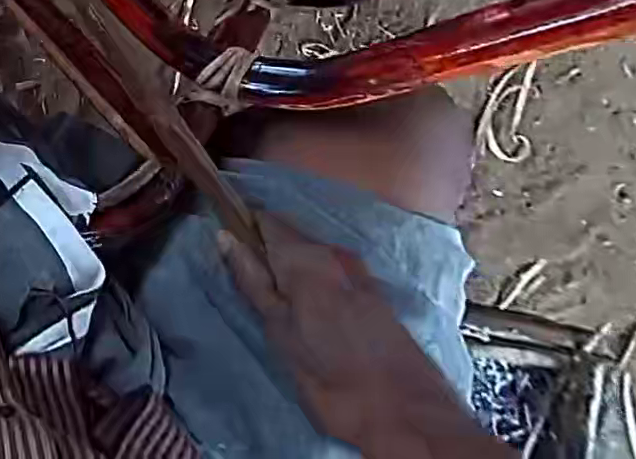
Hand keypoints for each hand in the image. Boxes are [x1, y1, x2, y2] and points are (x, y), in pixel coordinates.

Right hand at [220, 214, 507, 456]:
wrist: (411, 417)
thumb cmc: (332, 376)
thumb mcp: (279, 331)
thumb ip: (251, 279)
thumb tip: (224, 236)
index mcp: (303, 255)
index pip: (263, 218)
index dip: (244, 230)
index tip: (235, 256)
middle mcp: (332, 251)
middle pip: (288, 235)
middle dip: (269, 254)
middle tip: (259, 294)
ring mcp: (358, 270)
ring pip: (311, 255)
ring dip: (295, 271)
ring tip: (288, 312)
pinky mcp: (375, 292)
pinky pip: (333, 272)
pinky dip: (319, 284)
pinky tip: (318, 319)